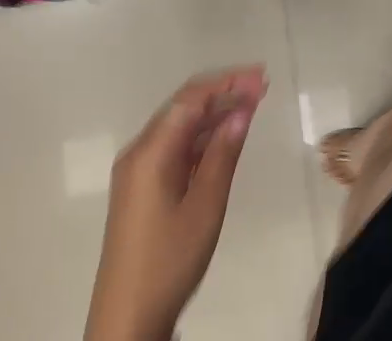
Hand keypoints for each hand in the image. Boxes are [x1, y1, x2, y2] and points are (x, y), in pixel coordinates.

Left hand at [85, 65, 268, 340]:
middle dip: (223, 93)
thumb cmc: (169, 258)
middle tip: (263, 86)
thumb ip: (223, 153)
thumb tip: (241, 110)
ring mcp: (139, 172)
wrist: (129, 315)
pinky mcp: (144, 189)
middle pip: (184, 109)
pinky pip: (176, 149)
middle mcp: (140, 153)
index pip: (190, 100)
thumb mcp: (205, 204)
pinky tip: (227, 137)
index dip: (226, 82)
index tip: (260, 76)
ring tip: (253, 104)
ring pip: (181, 128)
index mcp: (149, 152)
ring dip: (215, 114)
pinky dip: (203, 138)